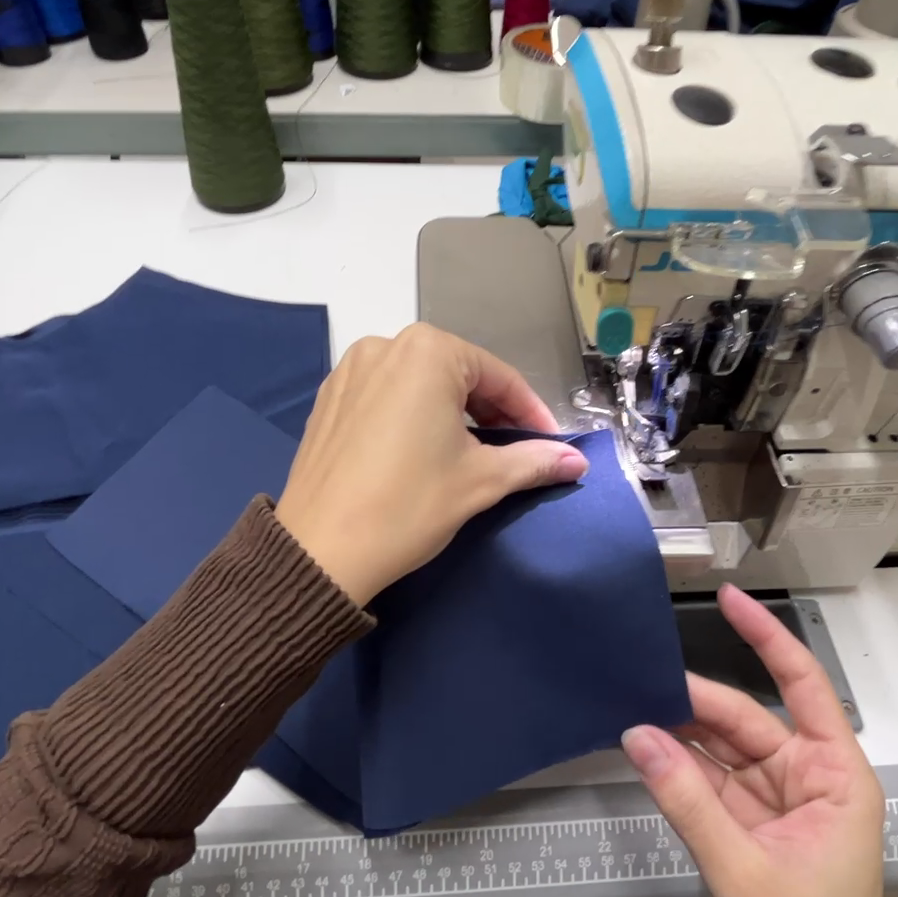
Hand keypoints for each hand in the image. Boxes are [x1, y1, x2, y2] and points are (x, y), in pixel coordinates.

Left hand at [275, 324, 588, 605]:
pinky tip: (421, 451)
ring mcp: (350, 369)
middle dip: (491, 412)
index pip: (497, 377)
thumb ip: (534, 461)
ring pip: (420, 384)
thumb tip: (577, 461)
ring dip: (452, 413)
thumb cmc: (409, 505)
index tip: (551, 444)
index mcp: (428, 351)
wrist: (320, 551)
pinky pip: (386, 396)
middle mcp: (385, 345)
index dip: (531, 413)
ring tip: (470, 453)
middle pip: (457, 375)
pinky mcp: (328, 398)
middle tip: (514, 451)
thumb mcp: (481, 481)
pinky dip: (412, 416)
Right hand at [621, 584, 883, 896]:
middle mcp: (807, 778)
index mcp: (836, 778)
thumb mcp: (745, 872)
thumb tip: (636, 734)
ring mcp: (772, 802)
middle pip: (745, 718)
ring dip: (676, 731)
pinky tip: (642, 745)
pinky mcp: (744, 825)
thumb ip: (687, 801)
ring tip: (630, 707)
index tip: (731, 599)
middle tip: (639, 680)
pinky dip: (673, 765)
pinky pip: (704, 779)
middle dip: (693, 700)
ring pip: (718, 746)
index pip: (803, 687)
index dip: (767, 639)